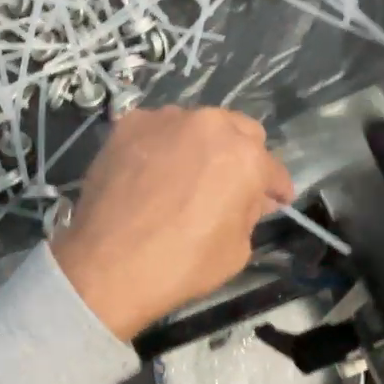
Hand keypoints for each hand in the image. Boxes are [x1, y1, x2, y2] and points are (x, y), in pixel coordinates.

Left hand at [52, 106, 292, 340]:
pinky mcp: (128, 124)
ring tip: (184, 176)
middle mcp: (208, 124)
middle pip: (238, 130)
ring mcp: (165, 118)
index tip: (272, 201)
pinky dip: (161, 145)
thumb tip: (250, 198)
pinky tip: (150, 172)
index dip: (274, 188)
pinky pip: (157, 129)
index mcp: (244, 155)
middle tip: (229, 184)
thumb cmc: (182, 264)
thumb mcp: (237, 250)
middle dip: (241, 155)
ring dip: (198, 145)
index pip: (272, 168)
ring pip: (195, 124)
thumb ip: (249, 212)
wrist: (108, 264)